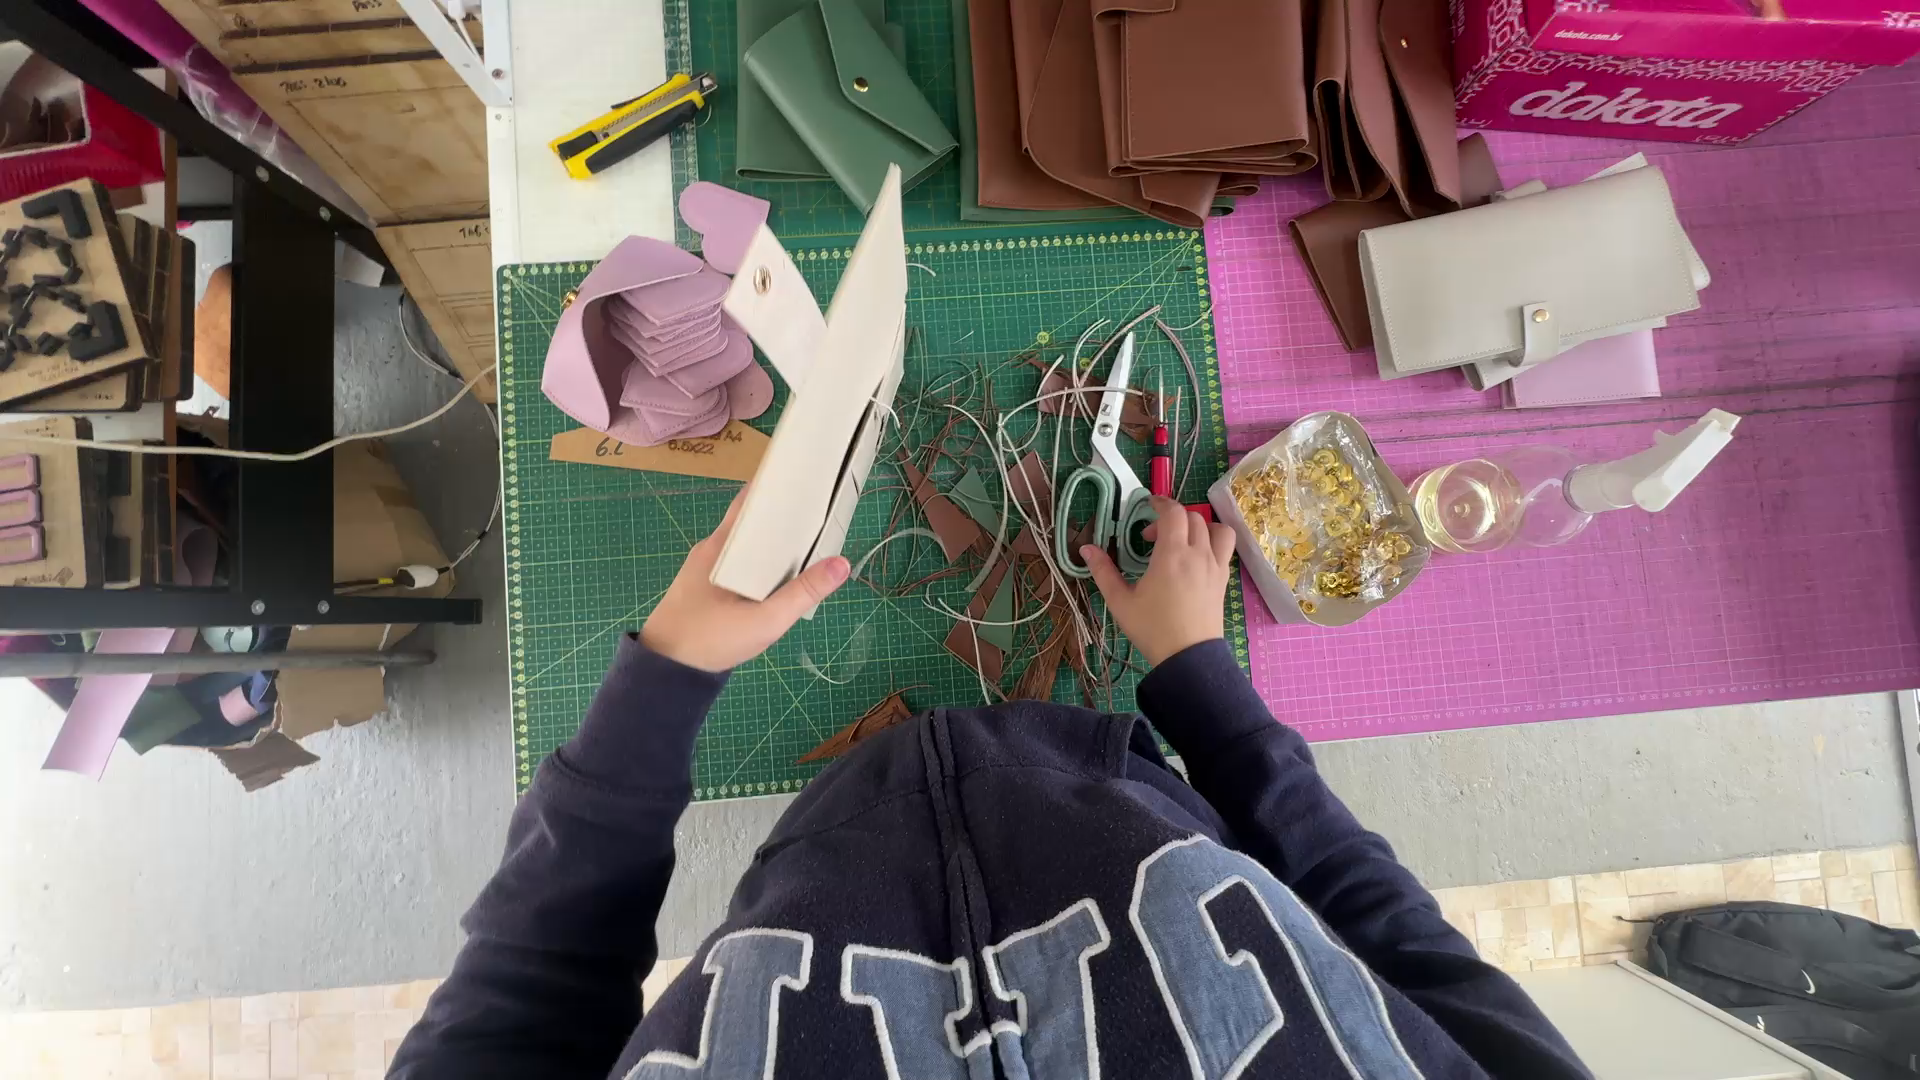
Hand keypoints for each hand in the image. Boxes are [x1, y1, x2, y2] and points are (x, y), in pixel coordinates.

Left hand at [640, 489, 850, 671]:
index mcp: (721, 546)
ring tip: (809, 544)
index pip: (749, 502)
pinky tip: (781, 576)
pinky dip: (762, 563)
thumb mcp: (765, 619)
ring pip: (747, 546)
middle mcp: (712, 550)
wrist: (666, 672)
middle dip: (784, 518)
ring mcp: (706, 569)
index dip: (775, 489)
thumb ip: (804, 592)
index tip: (805, 481)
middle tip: (820, 517)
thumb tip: (842, 564)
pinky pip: (740, 564)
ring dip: (773, 544)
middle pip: (752, 523)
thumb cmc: (711, 640)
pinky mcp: (706, 587)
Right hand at [1081, 496, 1235, 665]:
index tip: (1147, 505)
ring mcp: (1215, 566)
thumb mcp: (1120, 601)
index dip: (1160, 502)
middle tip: (1150, 537)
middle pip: (1192, 517)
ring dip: (1198, 525)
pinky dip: (1211, 541)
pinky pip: (1225, 547)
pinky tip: (1194, 558)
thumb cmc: (1152, 628)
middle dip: (1171, 518)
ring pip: (1215, 529)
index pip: (1172, 513)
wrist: (1188, 658)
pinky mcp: (1223, 579)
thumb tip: (1086, 549)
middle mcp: (1198, 554)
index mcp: (1172, 554)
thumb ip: (1103, 571)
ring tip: (1181, 540)